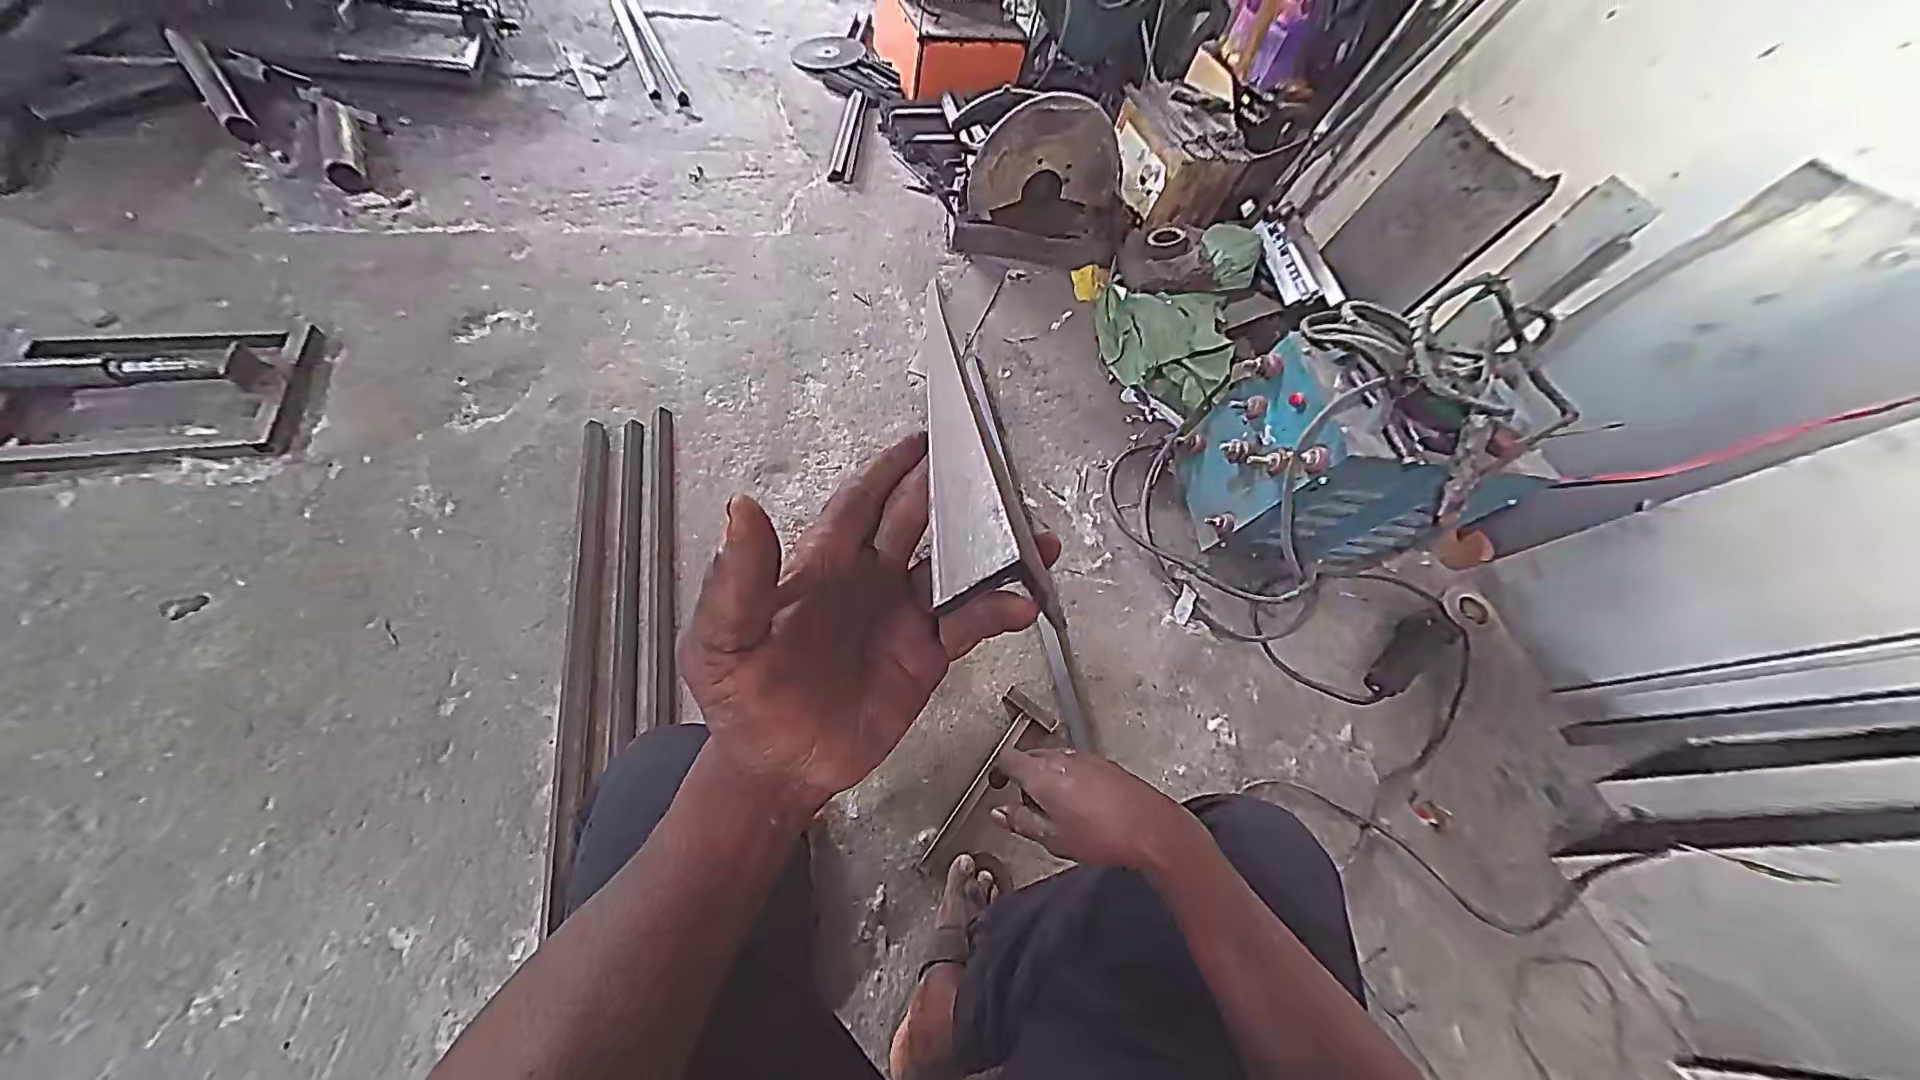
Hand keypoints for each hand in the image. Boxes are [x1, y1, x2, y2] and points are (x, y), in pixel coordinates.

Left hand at [681, 432, 1060, 818]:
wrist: (778, 767)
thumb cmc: (741, 701)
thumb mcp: (722, 642)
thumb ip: (737, 581)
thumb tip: (741, 510)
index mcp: (822, 565)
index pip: (862, 500)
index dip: (890, 468)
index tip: (922, 440)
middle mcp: (868, 580)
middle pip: (917, 520)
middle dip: (949, 492)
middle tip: (985, 470)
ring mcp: (900, 615)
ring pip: (954, 567)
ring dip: (990, 550)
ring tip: (1029, 537)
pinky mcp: (924, 654)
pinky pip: (968, 622)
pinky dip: (996, 610)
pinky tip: (1017, 605)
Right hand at [990, 748, 1210, 872]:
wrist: (1152, 830)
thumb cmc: (1105, 836)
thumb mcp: (1052, 838)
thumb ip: (1021, 822)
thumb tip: (1000, 813)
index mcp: (1042, 773)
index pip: (1008, 759)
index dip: (998, 771)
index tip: (997, 784)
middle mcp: (1062, 758)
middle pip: (1030, 757)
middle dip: (1024, 778)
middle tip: (1026, 805)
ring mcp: (1085, 758)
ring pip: (1054, 761)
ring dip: (1048, 779)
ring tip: (1057, 810)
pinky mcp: (1104, 764)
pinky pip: (1076, 766)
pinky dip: (1070, 780)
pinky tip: (1082, 806)